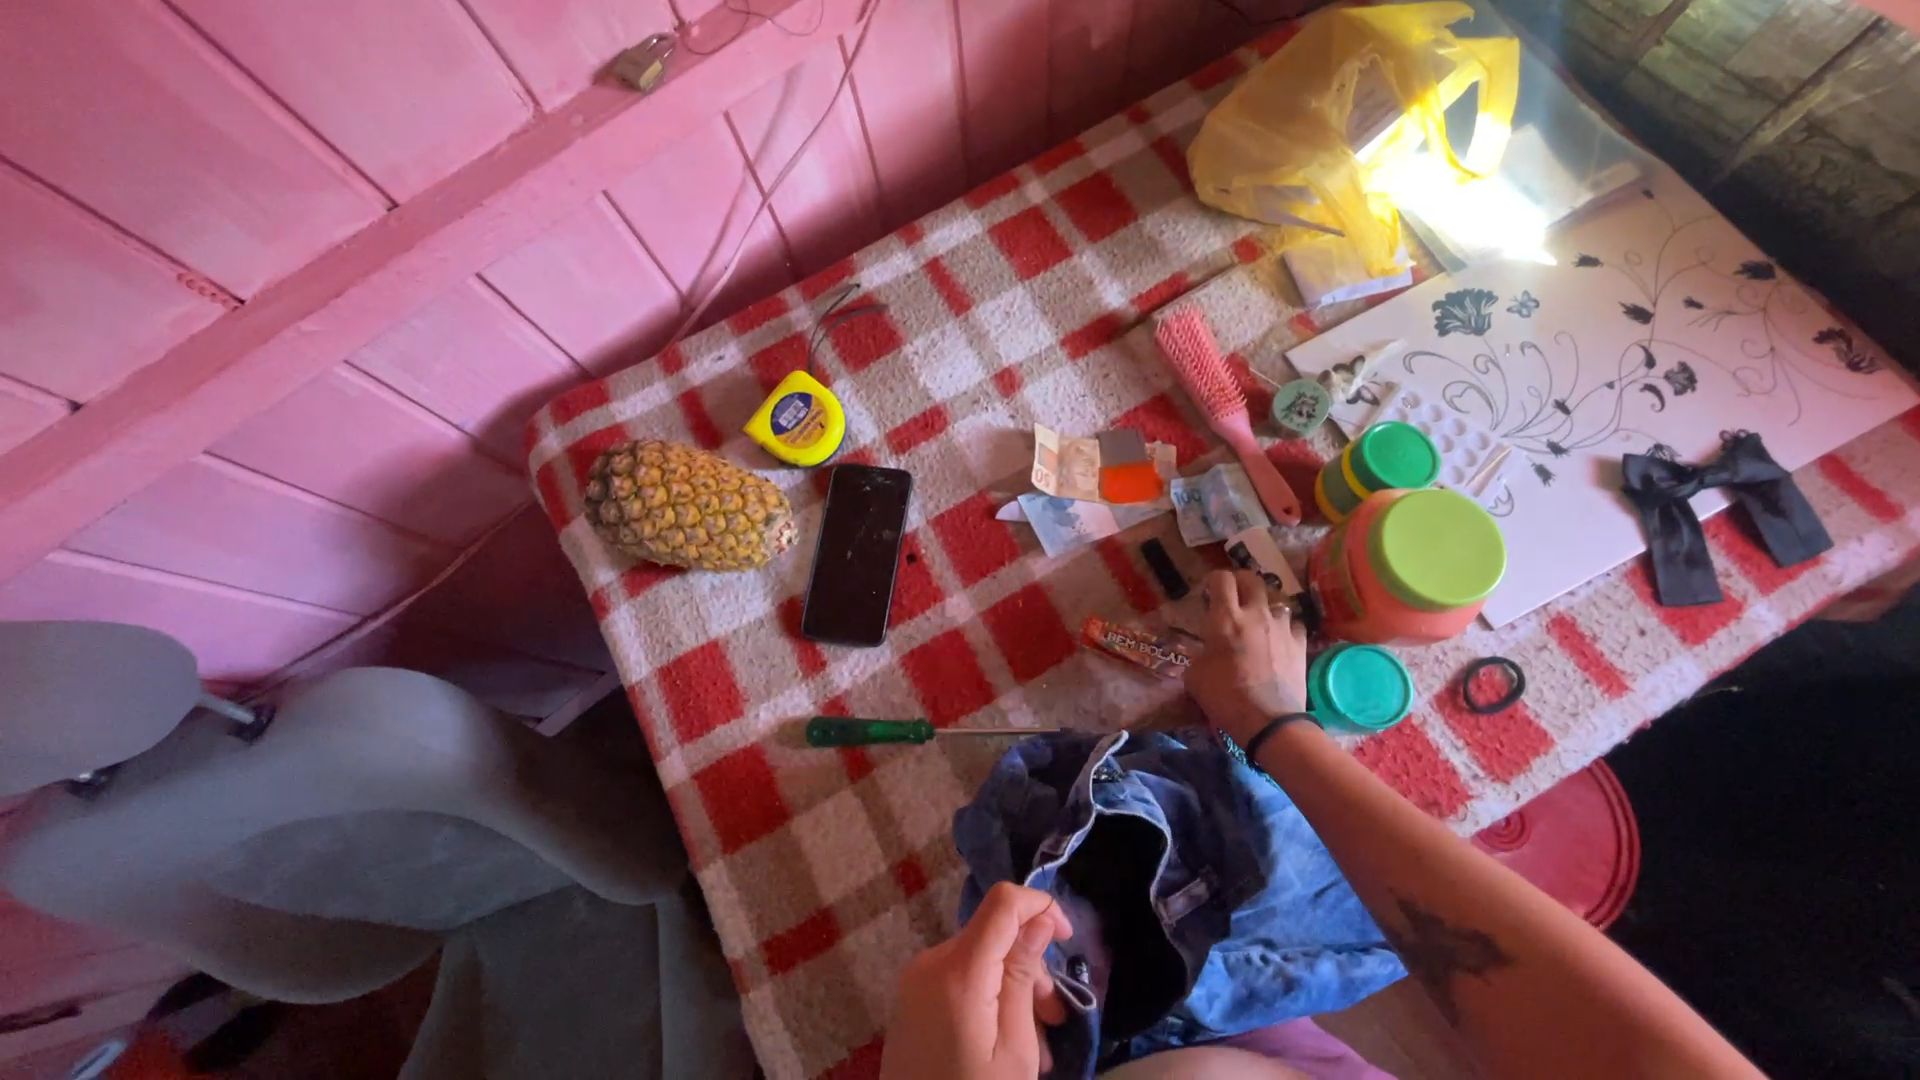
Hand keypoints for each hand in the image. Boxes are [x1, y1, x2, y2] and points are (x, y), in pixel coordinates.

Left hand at [880, 882, 1073, 1079]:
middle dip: (1031, 965)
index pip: (1003, 902)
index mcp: (958, 971)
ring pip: (980, 958)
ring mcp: (915, 981)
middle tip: (1056, 1019)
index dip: (1040, 907)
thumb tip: (1038, 920)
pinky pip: (960, 979)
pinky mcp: (910, 1001)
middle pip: (994, 934)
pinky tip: (1005, 1041)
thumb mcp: (1014, 1051)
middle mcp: (931, 963)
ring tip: (1037, 1044)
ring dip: (1013, 987)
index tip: (1067, 938)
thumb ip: (1023, 978)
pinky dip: (989, 997)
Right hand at [1184, 569, 1310, 746]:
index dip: (1213, 581)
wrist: (1268, 722)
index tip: (1209, 594)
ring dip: (1265, 606)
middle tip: (1234, 597)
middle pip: (1252, 579)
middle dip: (1240, 583)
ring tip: (1259, 620)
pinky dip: (1285, 627)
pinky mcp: (1301, 643)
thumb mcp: (1194, 675)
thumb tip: (1206, 652)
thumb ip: (1201, 654)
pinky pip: (1294, 624)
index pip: (1221, 579)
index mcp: (1225, 618)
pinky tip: (1279, 639)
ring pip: (1276, 600)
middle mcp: (1256, 614)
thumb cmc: (1224, 697)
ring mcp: (1282, 627)